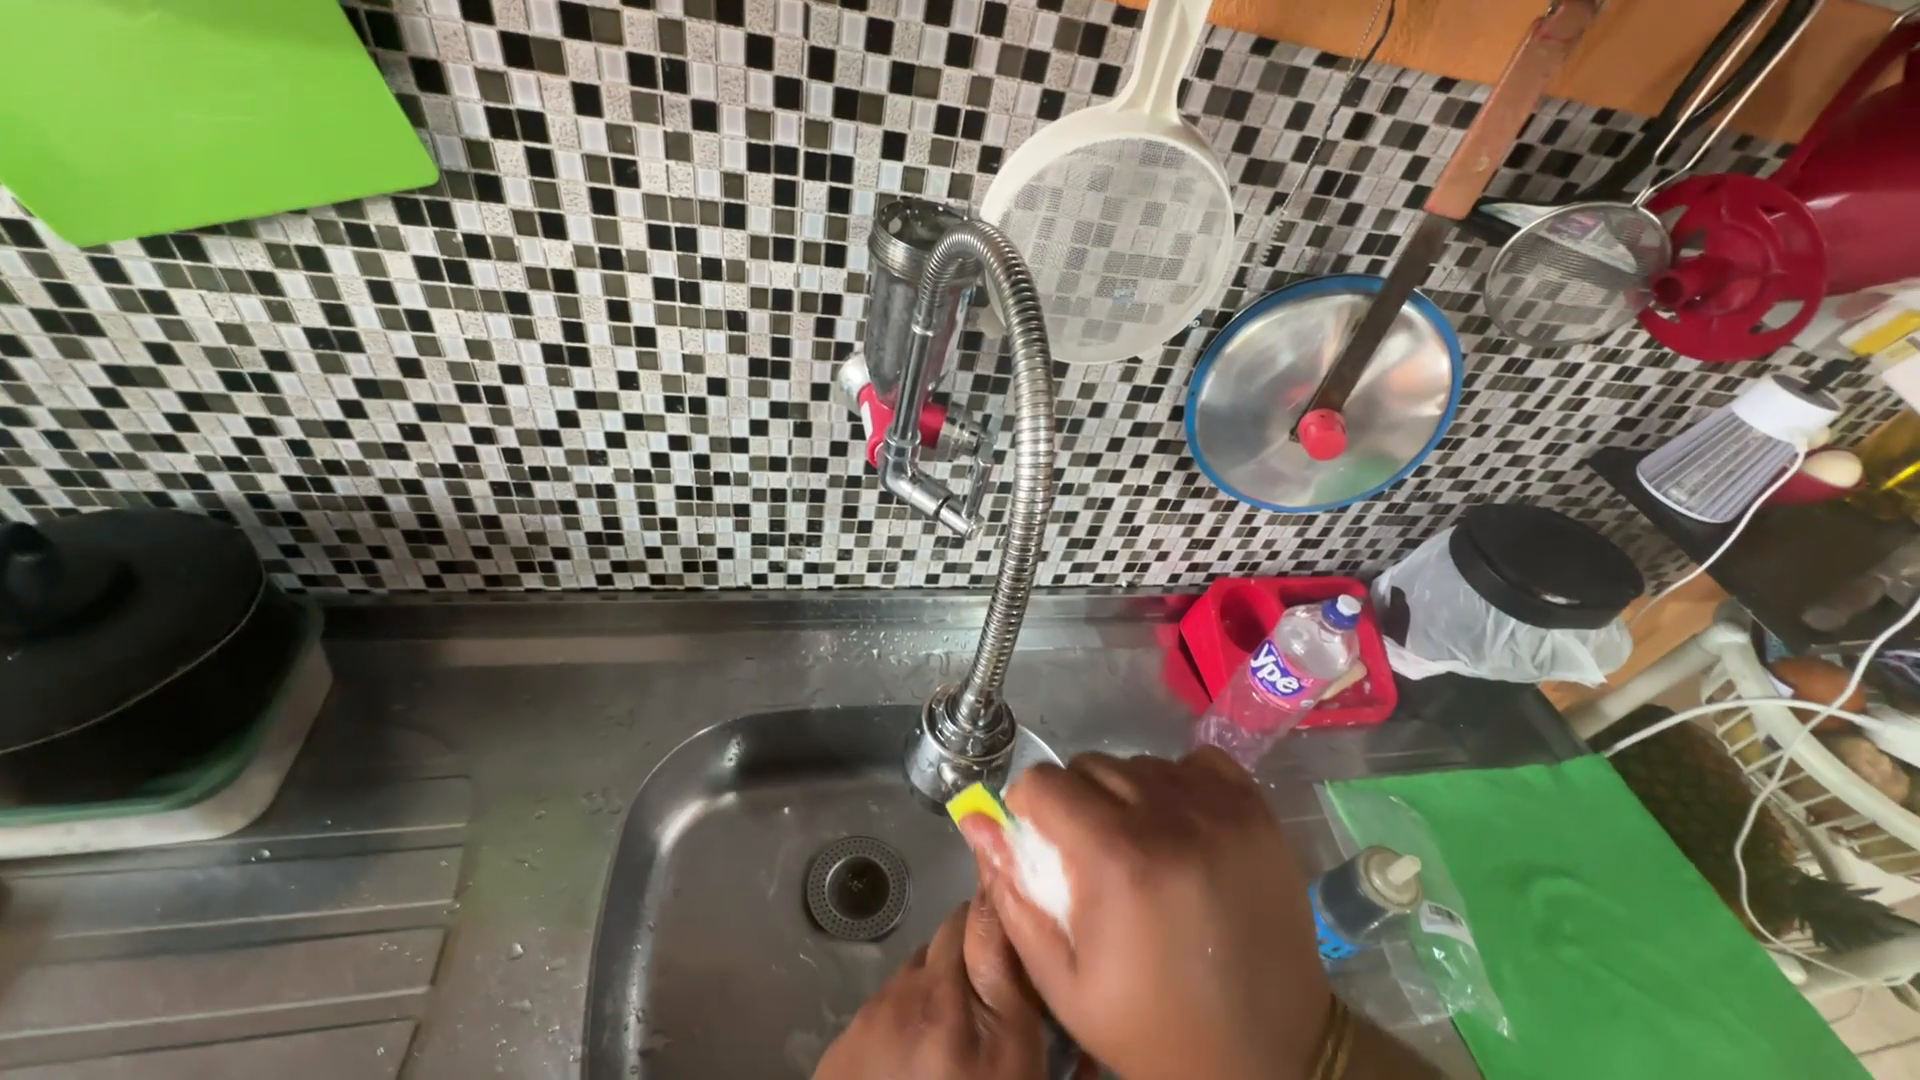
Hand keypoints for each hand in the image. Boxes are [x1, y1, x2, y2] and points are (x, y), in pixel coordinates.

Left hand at [812, 886, 1047, 1079]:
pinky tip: (916, 1057)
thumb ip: (1021, 997)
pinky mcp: (838, 1048)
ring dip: (938, 984)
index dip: (1001, 902)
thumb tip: (1028, 935)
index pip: (983, 915)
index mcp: (963, 1009)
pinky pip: (883, 1006)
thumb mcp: (1019, 1066)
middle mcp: (912, 999)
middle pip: (950, 936)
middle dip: (975, 948)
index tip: (1019, 900)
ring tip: (955, 1032)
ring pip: (916, 971)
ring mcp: (870, 1020)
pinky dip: (903, 1016)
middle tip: (995, 989)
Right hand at [961, 747, 1334, 1079]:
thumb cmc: (1151, 1026)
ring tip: (1135, 843)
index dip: (1028, 808)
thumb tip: (977, 821)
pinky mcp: (1257, 812)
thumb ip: (1012, 893)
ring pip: (1141, 762)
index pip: (1044, 782)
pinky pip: (1197, 764)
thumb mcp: (1060, 980)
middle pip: (1091, 765)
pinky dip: (1177, 783)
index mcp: (1117, 859)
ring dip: (1124, 792)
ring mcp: (1221, 810)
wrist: (1268, 1054)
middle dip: (1073, 800)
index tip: (1037, 840)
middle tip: (1086, 851)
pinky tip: (1178, 825)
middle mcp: (1171, 818)